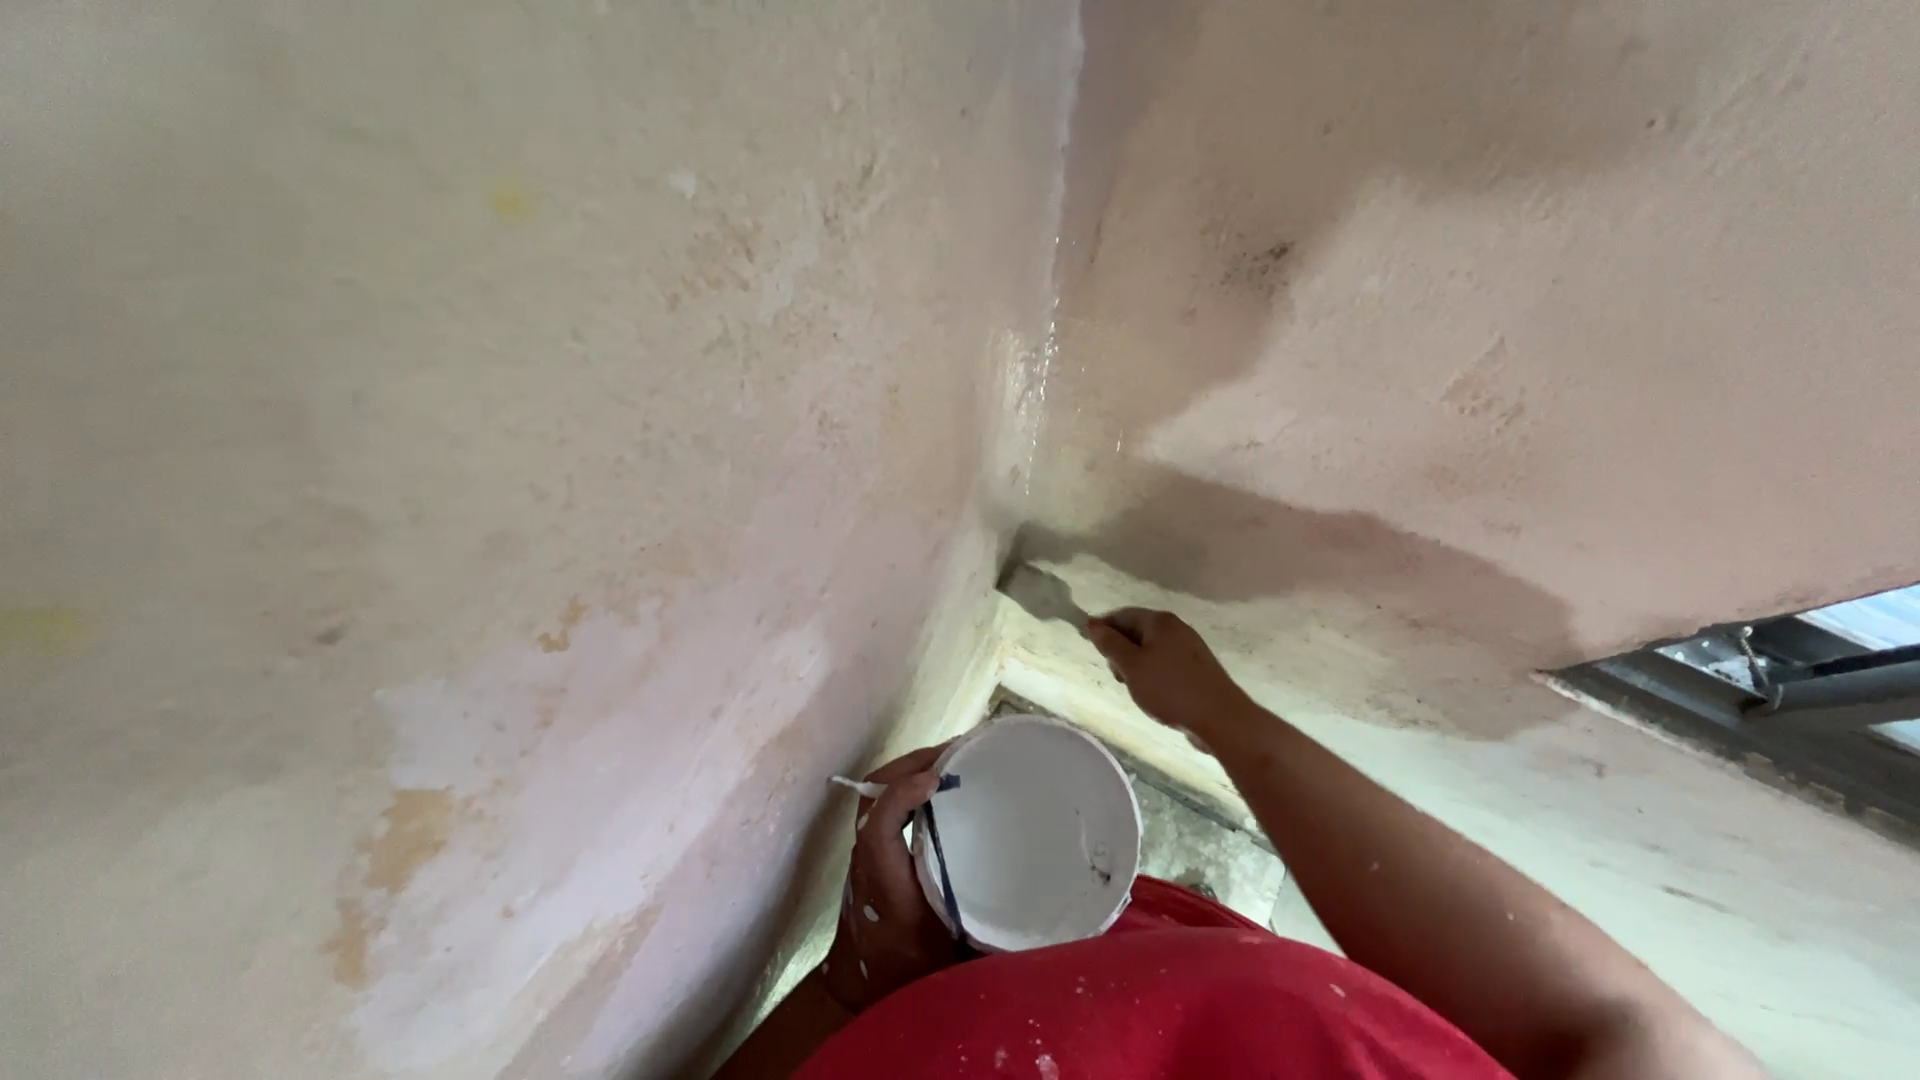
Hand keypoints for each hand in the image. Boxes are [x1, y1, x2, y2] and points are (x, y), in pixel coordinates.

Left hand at [818, 743, 968, 1012]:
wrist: (858, 990)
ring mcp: (865, 850)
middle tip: (961, 752)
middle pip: (875, 791)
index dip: (903, 793)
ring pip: (878, 790)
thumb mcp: (951, 959)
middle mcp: (869, 858)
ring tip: (954, 761)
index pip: (878, 824)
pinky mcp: (871, 849)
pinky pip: (884, 800)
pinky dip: (909, 783)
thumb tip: (1040, 914)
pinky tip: (941, 786)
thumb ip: (991, 939)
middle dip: (915, 763)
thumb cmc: (908, 974)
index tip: (940, 780)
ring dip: (912, 768)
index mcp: (885, 882)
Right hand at [1086, 607, 1253, 739]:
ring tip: (1135, 688)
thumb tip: (1093, 624)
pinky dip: (1152, 673)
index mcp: (1160, 621)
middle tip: (1117, 675)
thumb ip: (1111, 644)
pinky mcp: (1197, 668)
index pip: (1123, 614)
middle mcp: (1176, 628)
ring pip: (1150, 649)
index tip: (1090, 646)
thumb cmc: (1169, 688)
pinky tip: (1153, 693)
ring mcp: (1189, 648)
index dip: (1103, 628)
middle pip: (1137, 631)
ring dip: (1136, 665)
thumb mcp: (1131, 666)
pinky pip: (1165, 663)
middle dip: (1120, 650)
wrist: (1219, 717)